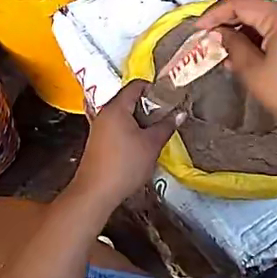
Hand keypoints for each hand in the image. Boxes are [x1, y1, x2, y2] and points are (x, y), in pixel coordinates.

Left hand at [70, 81, 177, 207]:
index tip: (169, 99)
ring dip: (139, 120)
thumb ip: (166, 126)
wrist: (95, 192)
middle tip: (165, 116)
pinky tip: (140, 144)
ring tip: (156, 131)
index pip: (136, 85)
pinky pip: (116, 127)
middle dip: (148, 106)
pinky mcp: (97, 141)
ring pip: (122, 115)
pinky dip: (129, 130)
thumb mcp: (151, 144)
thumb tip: (180, 113)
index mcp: (116, 107)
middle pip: (128, 99)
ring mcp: (98, 127)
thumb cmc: (125, 164)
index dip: (154, 88)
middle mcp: (104, 113)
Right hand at [193, 0, 276, 145]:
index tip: (198, 29)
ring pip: (266, 23)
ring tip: (226, 56)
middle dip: (228, 24)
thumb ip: (234, 48)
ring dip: (244, 35)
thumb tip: (221, 35)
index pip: (240, 2)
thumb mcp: (256, 73)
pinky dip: (260, 43)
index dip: (214, 13)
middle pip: (254, 9)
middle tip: (209, 42)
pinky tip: (249, 62)